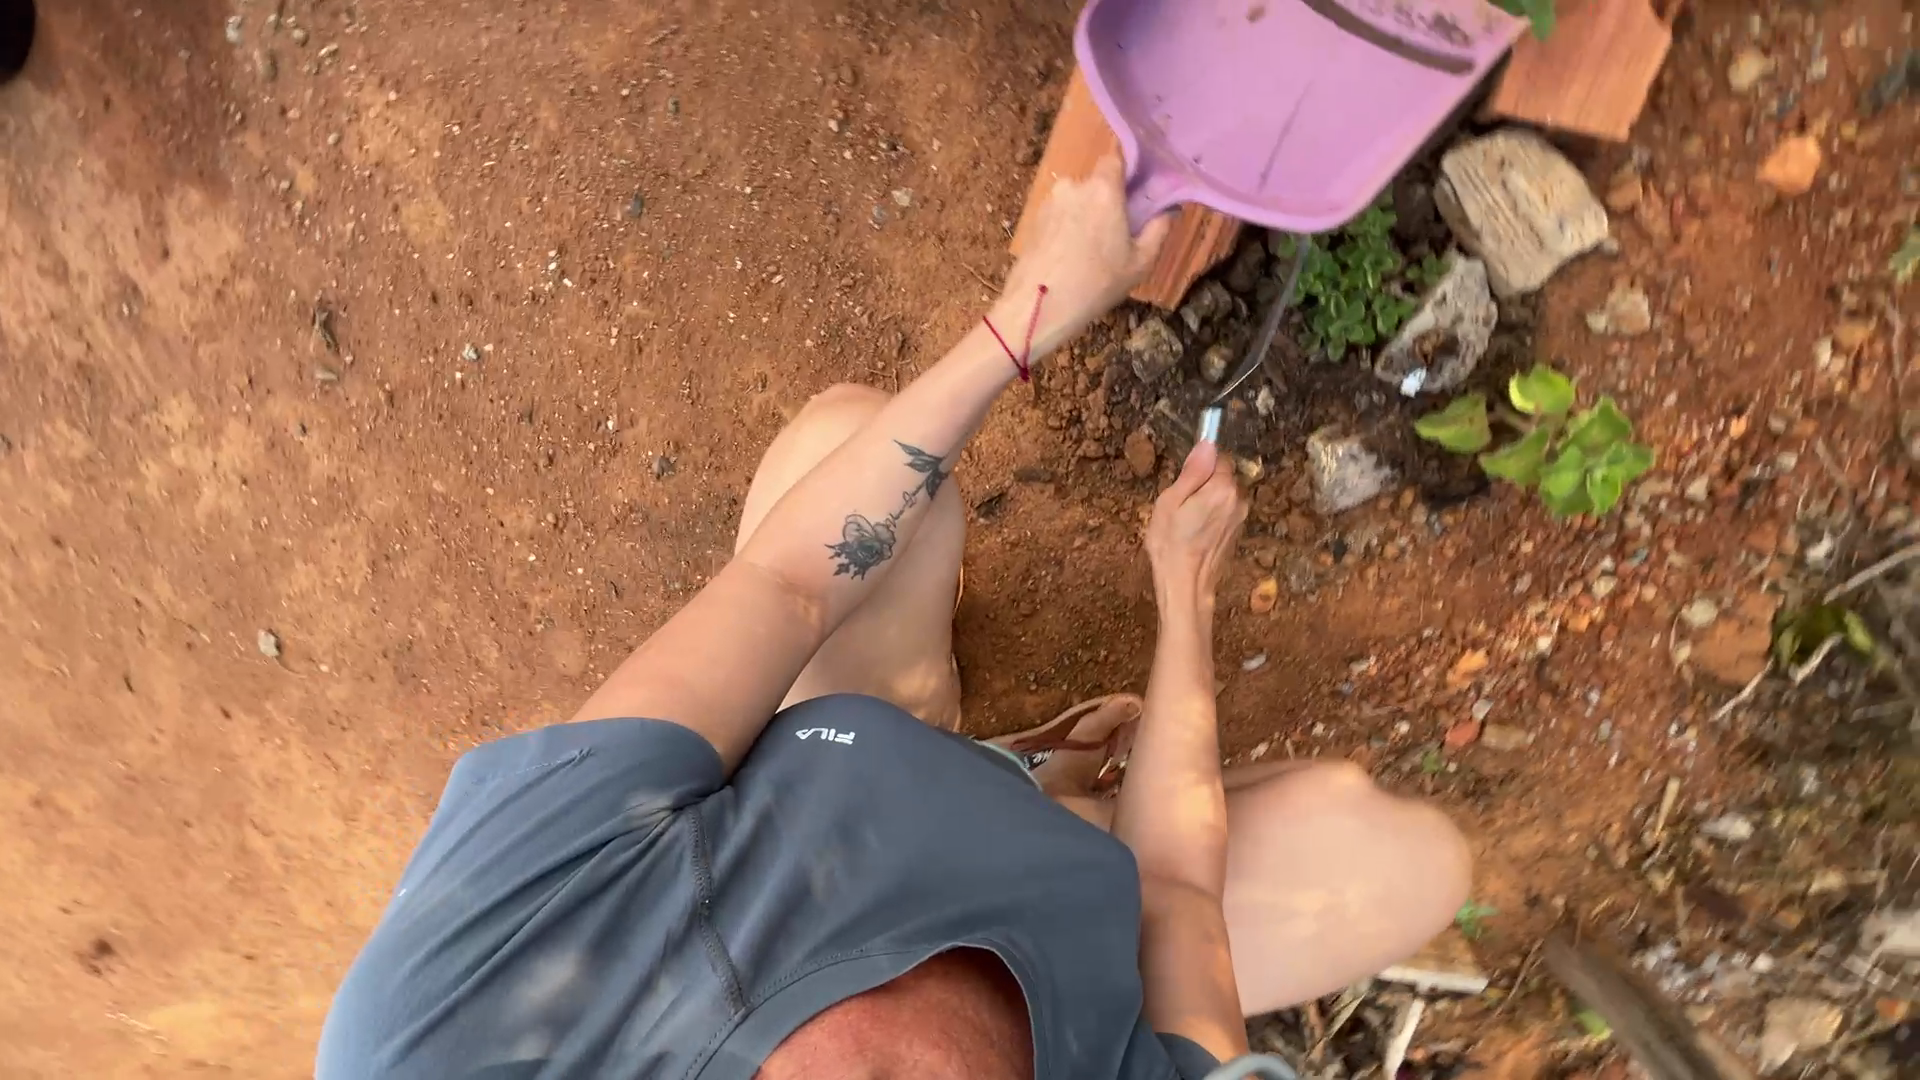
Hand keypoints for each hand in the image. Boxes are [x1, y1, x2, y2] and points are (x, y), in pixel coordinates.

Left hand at [997, 154, 1169, 361]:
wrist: (1037, 308)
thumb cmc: (1095, 285)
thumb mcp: (1139, 263)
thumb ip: (1158, 230)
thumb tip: (1170, 209)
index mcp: (1103, 188)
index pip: (1115, 157)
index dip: (1125, 173)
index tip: (1133, 194)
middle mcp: (1073, 186)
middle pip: (1094, 184)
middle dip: (1104, 203)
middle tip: (1113, 235)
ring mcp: (1048, 203)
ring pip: (1074, 202)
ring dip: (1082, 219)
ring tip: (1087, 254)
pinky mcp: (1032, 222)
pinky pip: (1056, 218)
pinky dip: (1064, 232)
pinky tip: (1067, 259)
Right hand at [1145, 442, 1245, 614]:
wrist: (1185, 584)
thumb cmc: (1170, 544)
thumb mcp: (1170, 502)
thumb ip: (1192, 472)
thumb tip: (1207, 444)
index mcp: (1222, 488)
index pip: (1218, 458)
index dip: (1198, 468)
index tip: (1183, 483)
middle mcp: (1238, 499)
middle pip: (1222, 476)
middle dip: (1202, 484)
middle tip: (1180, 504)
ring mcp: (1240, 517)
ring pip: (1222, 494)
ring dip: (1206, 500)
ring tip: (1185, 520)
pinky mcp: (1237, 531)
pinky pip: (1224, 511)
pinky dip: (1210, 515)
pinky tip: (1194, 531)